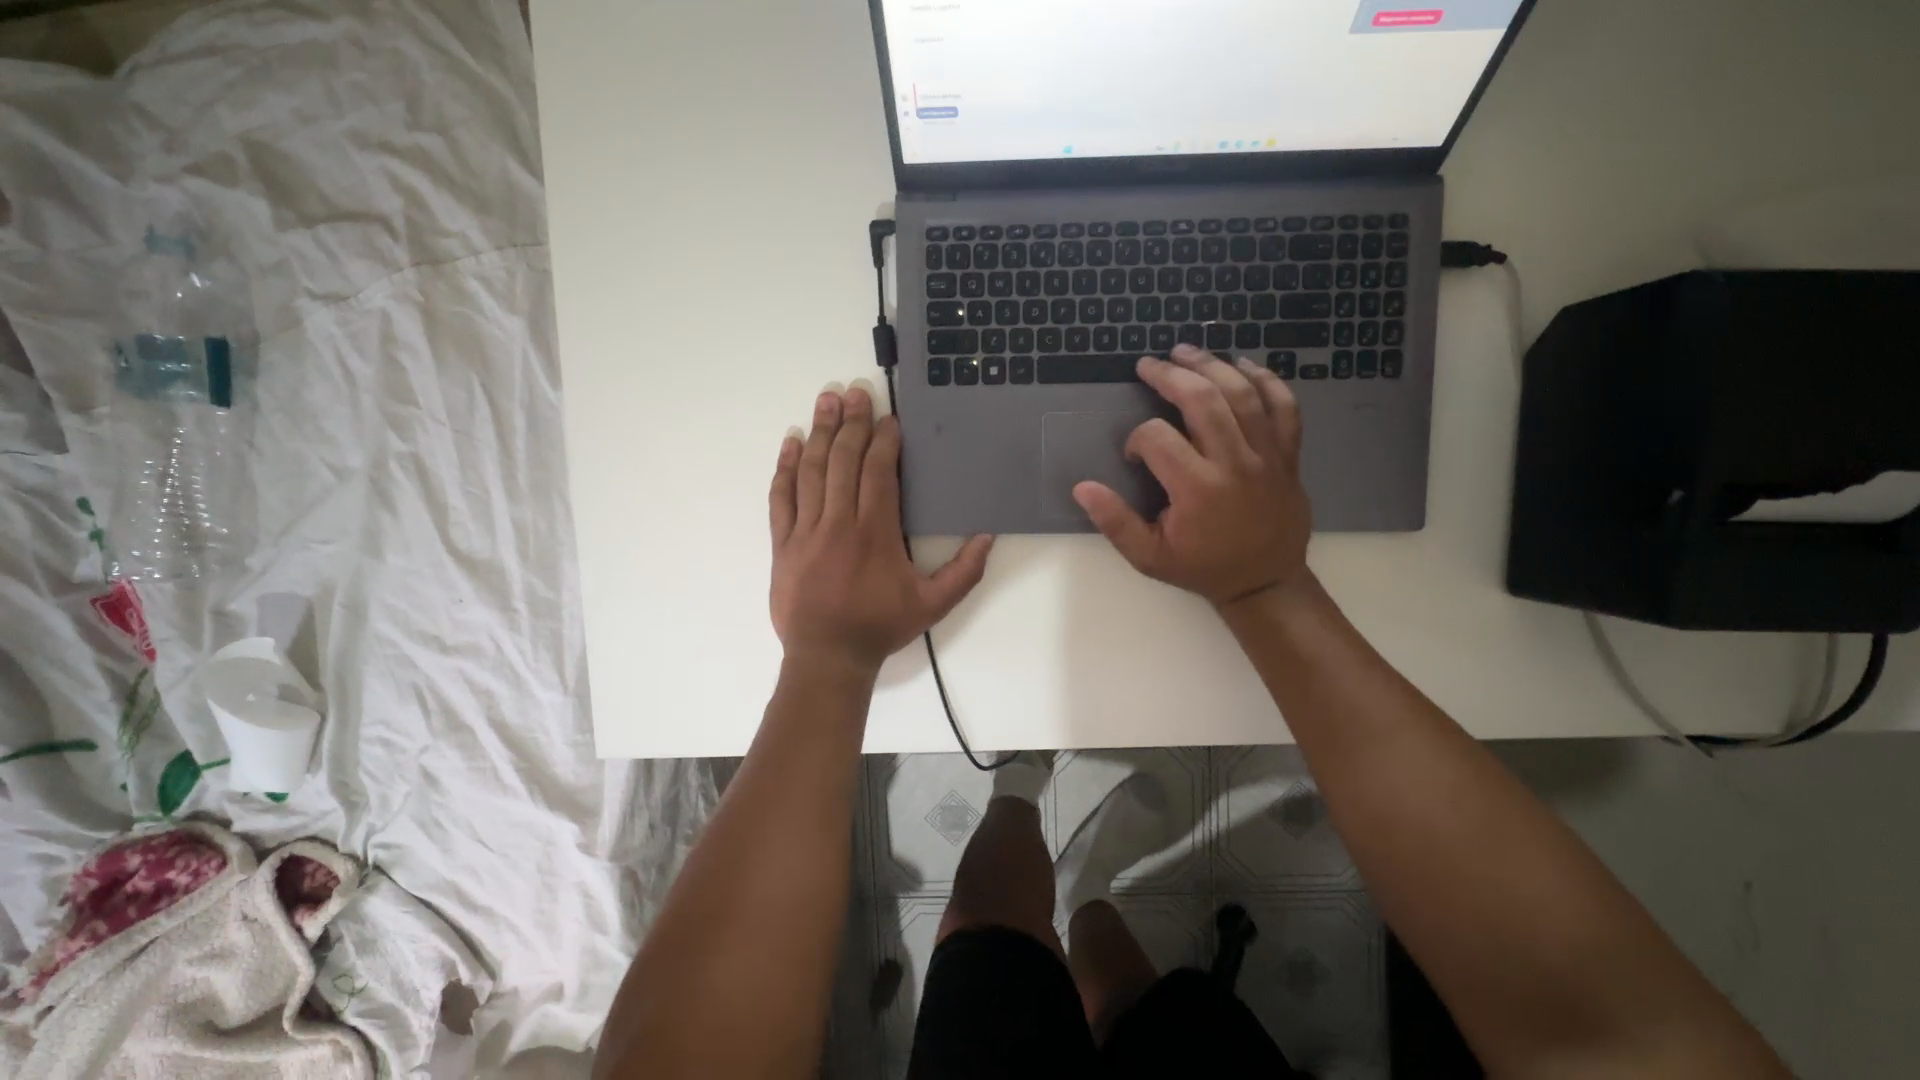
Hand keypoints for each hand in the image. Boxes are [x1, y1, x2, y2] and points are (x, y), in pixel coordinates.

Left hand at [769, 388, 993, 676]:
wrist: (827, 656)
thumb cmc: (880, 627)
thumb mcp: (933, 604)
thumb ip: (964, 571)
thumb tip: (987, 536)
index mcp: (876, 532)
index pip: (878, 472)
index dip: (883, 440)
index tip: (890, 418)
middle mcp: (839, 522)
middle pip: (844, 461)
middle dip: (851, 423)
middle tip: (855, 392)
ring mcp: (806, 530)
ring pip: (812, 471)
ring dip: (820, 433)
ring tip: (826, 401)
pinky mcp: (783, 542)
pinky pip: (781, 497)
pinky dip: (785, 468)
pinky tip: (792, 443)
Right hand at [1073, 344, 1312, 611]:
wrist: (1266, 582)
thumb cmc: (1203, 568)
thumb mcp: (1149, 557)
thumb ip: (1115, 522)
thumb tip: (1082, 488)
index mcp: (1197, 489)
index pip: (1157, 438)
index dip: (1137, 439)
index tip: (1134, 456)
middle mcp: (1233, 463)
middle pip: (1202, 400)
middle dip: (1170, 376)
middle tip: (1148, 364)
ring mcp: (1267, 456)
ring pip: (1242, 394)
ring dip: (1212, 366)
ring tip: (1186, 351)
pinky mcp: (1288, 455)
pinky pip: (1285, 407)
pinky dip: (1266, 380)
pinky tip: (1242, 365)